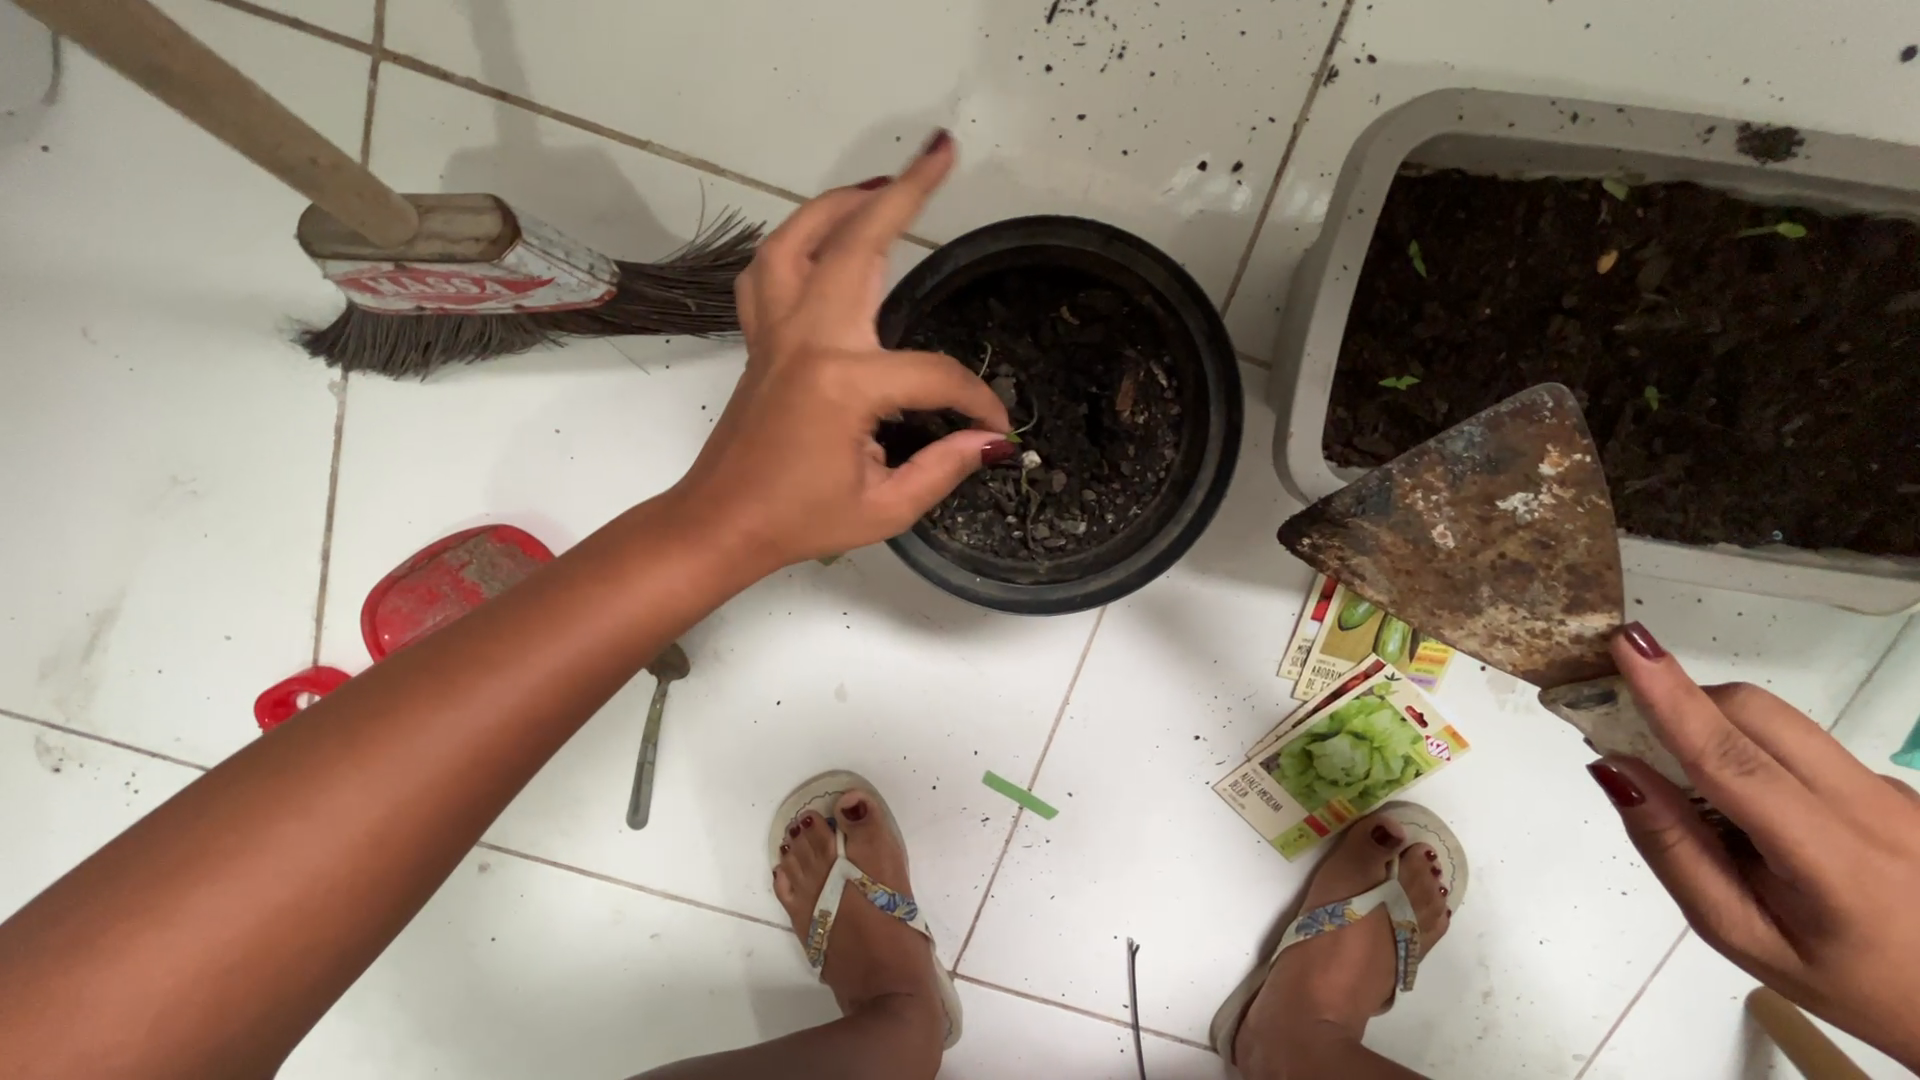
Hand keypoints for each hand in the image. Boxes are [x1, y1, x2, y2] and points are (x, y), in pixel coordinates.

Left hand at [668, 130, 1012, 570]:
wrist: (721, 523)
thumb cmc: (799, 522)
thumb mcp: (885, 509)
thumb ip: (943, 469)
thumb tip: (991, 442)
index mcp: (844, 383)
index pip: (933, 375)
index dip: (975, 401)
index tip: (996, 429)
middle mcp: (808, 339)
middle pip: (858, 246)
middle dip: (904, 194)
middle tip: (941, 154)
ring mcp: (776, 332)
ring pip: (800, 241)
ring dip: (840, 204)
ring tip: (882, 187)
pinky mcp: (759, 340)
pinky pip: (767, 271)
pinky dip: (793, 242)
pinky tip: (818, 239)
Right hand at [1589, 623, 1919, 1068]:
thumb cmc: (1844, 980)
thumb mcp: (1738, 933)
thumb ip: (1674, 850)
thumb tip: (1617, 770)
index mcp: (1833, 860)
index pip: (1733, 761)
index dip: (1672, 699)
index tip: (1629, 644)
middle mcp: (1876, 810)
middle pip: (1758, 716)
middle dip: (1685, 703)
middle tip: (1633, 732)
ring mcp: (1898, 794)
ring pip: (1782, 725)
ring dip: (1719, 730)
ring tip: (1702, 794)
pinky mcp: (1901, 789)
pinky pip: (1806, 749)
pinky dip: (1758, 756)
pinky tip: (1763, 817)